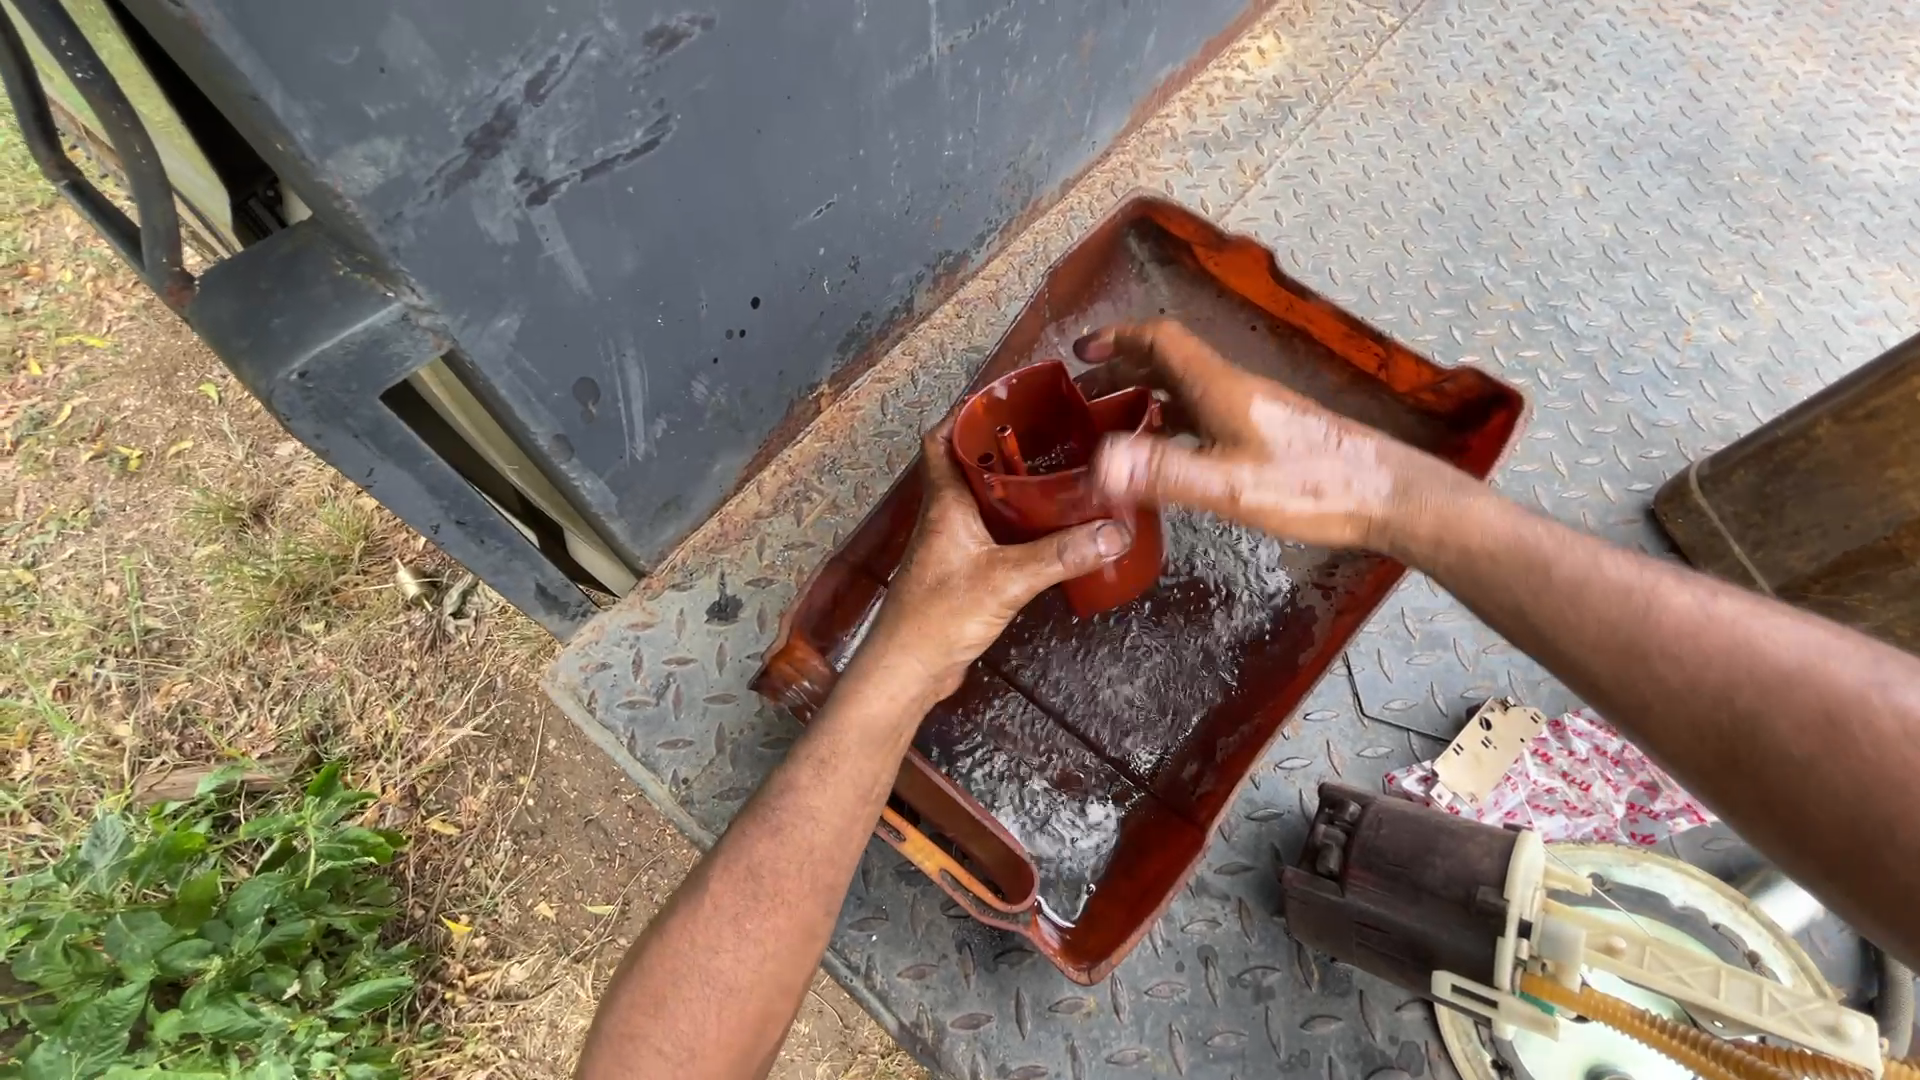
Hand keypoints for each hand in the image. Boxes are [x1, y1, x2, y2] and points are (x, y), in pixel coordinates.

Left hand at [854, 418, 1133, 699]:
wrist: (908, 670)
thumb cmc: (939, 616)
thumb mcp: (1006, 580)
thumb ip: (1059, 555)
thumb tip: (1114, 532)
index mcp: (945, 503)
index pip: (941, 440)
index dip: (964, 413)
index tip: (1003, 397)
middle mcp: (944, 517)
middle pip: (968, 466)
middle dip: (1002, 446)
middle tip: (1047, 435)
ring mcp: (952, 546)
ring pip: (982, 501)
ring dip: (1011, 487)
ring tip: (1056, 474)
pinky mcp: (962, 573)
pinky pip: (991, 535)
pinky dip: (1015, 525)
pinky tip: (1046, 531)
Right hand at [1075, 319, 1468, 552]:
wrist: (1388, 495)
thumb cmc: (1311, 487)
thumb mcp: (1229, 484)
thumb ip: (1164, 471)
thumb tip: (1099, 463)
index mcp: (1219, 388)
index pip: (1161, 341)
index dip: (1119, 338)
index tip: (1082, 351)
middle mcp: (1233, 388)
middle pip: (1170, 360)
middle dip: (1122, 366)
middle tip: (1085, 388)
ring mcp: (1251, 408)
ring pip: (1186, 385)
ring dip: (1145, 391)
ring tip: (1113, 416)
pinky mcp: (1265, 430)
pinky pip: (1203, 410)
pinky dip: (1171, 416)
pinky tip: (1167, 445)